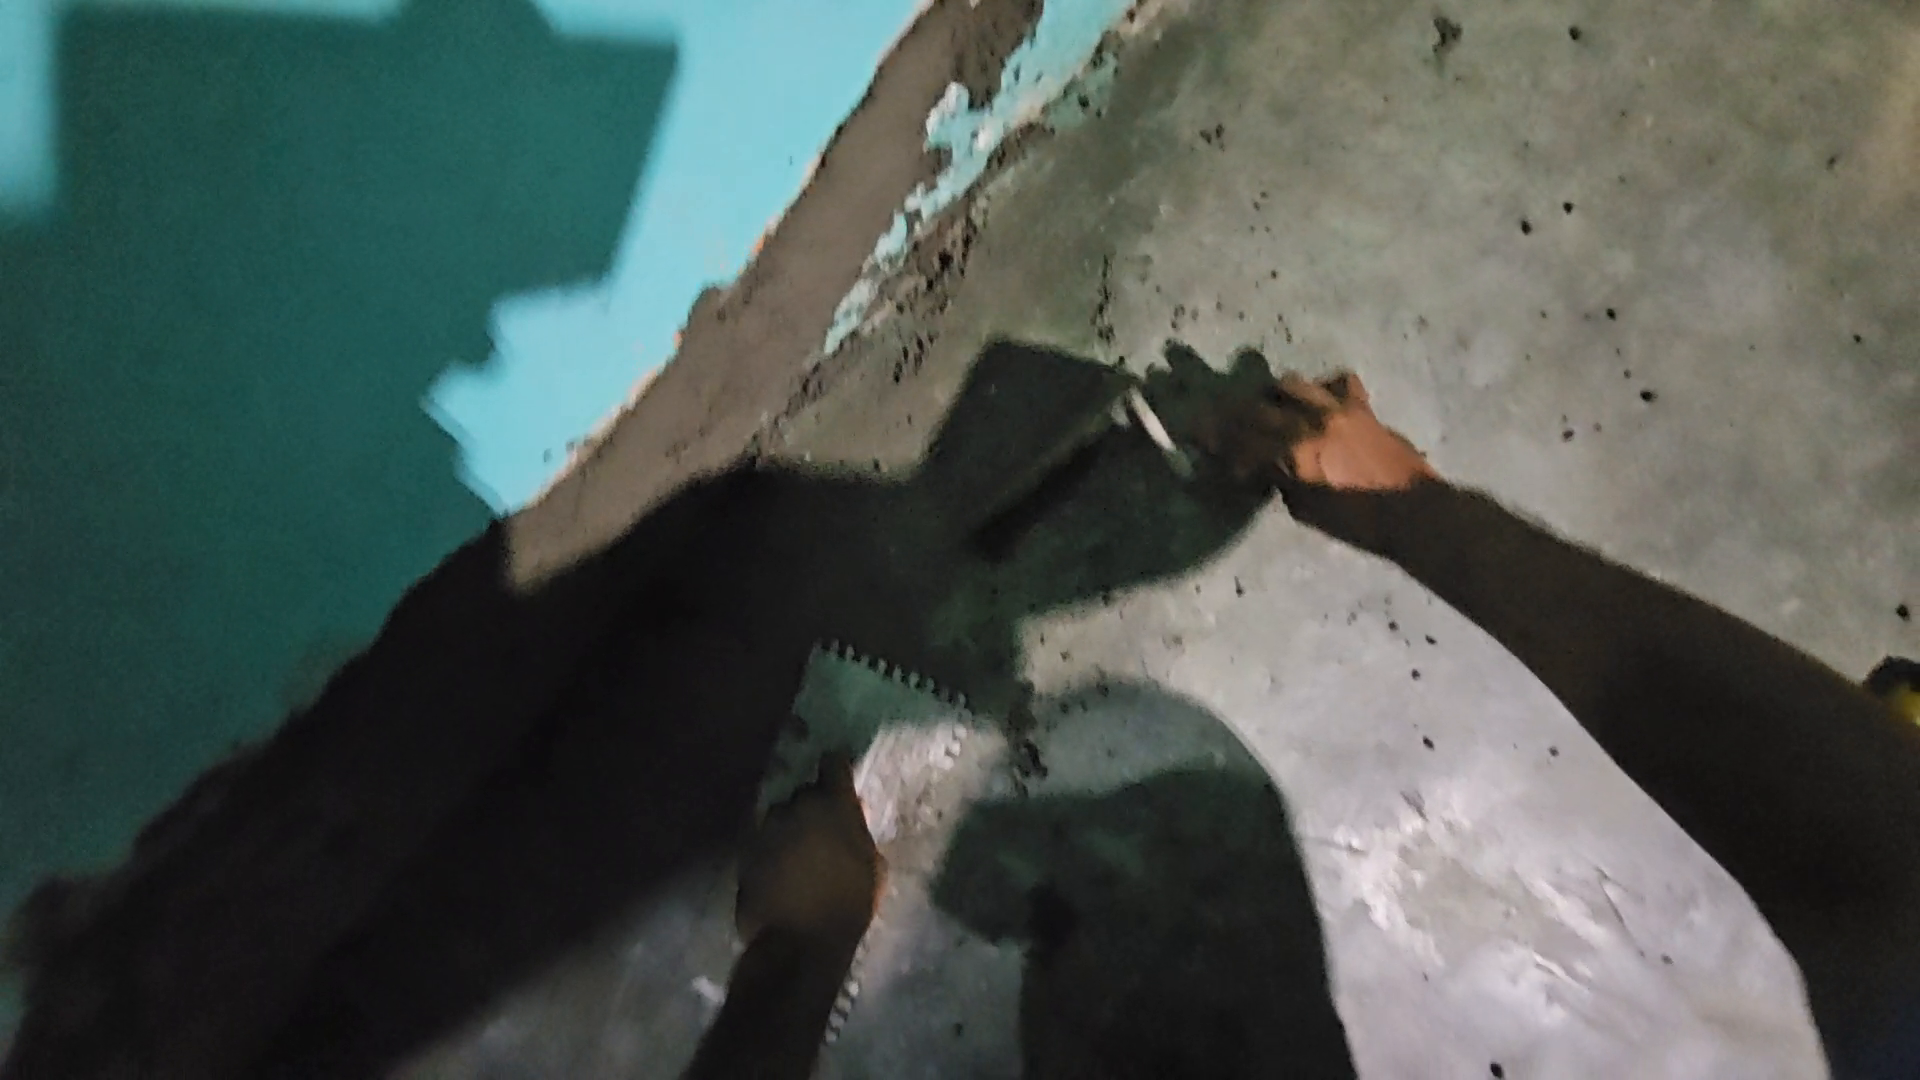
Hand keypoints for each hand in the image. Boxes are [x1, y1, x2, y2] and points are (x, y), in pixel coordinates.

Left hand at [736, 752, 884, 945]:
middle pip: (805, 792)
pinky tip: (779, 870)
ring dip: (789, 827)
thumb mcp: (872, 865)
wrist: (799, 945)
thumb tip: (851, 820)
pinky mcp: (746, 850)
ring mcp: (768, 827)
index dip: (836, 768)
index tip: (839, 777)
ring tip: (797, 853)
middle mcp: (798, 806)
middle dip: (812, 806)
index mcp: (834, 804)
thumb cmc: (848, 905)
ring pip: (781, 816)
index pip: (833, 763)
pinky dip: (771, 849)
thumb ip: (859, 833)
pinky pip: (763, 839)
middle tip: (820, 830)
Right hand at [1195, 371, 1436, 491]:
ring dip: (1271, 395)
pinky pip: (1338, 383)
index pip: (1239, 443)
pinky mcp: (1361, 408)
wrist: (1411, 512)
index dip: (1212, 438)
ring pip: (1290, 385)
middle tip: (1213, 417)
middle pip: (1254, 410)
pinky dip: (1323, 389)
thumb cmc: (1354, 522)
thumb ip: (1278, 481)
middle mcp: (1309, 425)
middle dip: (1228, 414)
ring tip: (1266, 407)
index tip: (1193, 433)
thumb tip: (1263, 468)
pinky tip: (1318, 402)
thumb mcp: (1303, 509)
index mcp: (1292, 456)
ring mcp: (1337, 411)